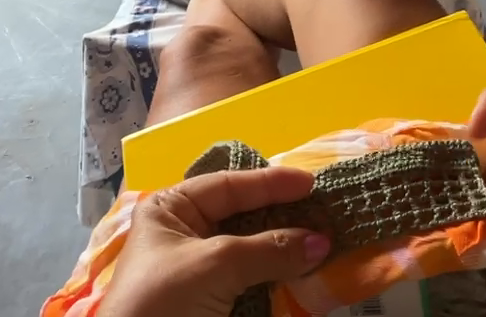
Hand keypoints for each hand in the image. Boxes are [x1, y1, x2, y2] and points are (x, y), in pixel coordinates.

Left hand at [98, 167, 331, 316]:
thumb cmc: (164, 301)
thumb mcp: (215, 265)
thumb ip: (268, 249)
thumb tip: (321, 240)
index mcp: (170, 208)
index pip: (228, 185)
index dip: (271, 182)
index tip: (311, 182)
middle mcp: (183, 232)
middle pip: (241, 215)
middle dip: (281, 215)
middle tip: (321, 210)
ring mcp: (197, 270)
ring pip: (249, 249)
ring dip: (282, 247)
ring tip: (319, 238)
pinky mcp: (209, 303)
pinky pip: (248, 280)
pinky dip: (274, 275)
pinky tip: (300, 269)